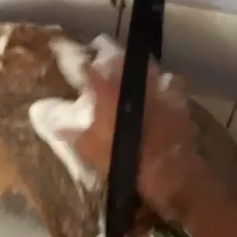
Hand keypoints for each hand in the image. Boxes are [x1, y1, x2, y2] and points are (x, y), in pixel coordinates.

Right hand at [72, 56, 210, 221]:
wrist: (171, 174)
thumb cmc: (126, 161)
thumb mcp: (92, 152)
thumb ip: (75, 136)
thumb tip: (57, 128)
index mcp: (110, 95)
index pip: (92, 73)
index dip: (86, 67)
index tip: (82, 63)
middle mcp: (135, 88)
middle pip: (123, 65)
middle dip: (115, 62)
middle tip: (108, 63)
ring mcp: (160, 94)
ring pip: (151, 72)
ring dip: (143, 70)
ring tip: (138, 74)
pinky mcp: (179, 105)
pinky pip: (173, 88)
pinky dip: (167, 88)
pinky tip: (163, 94)